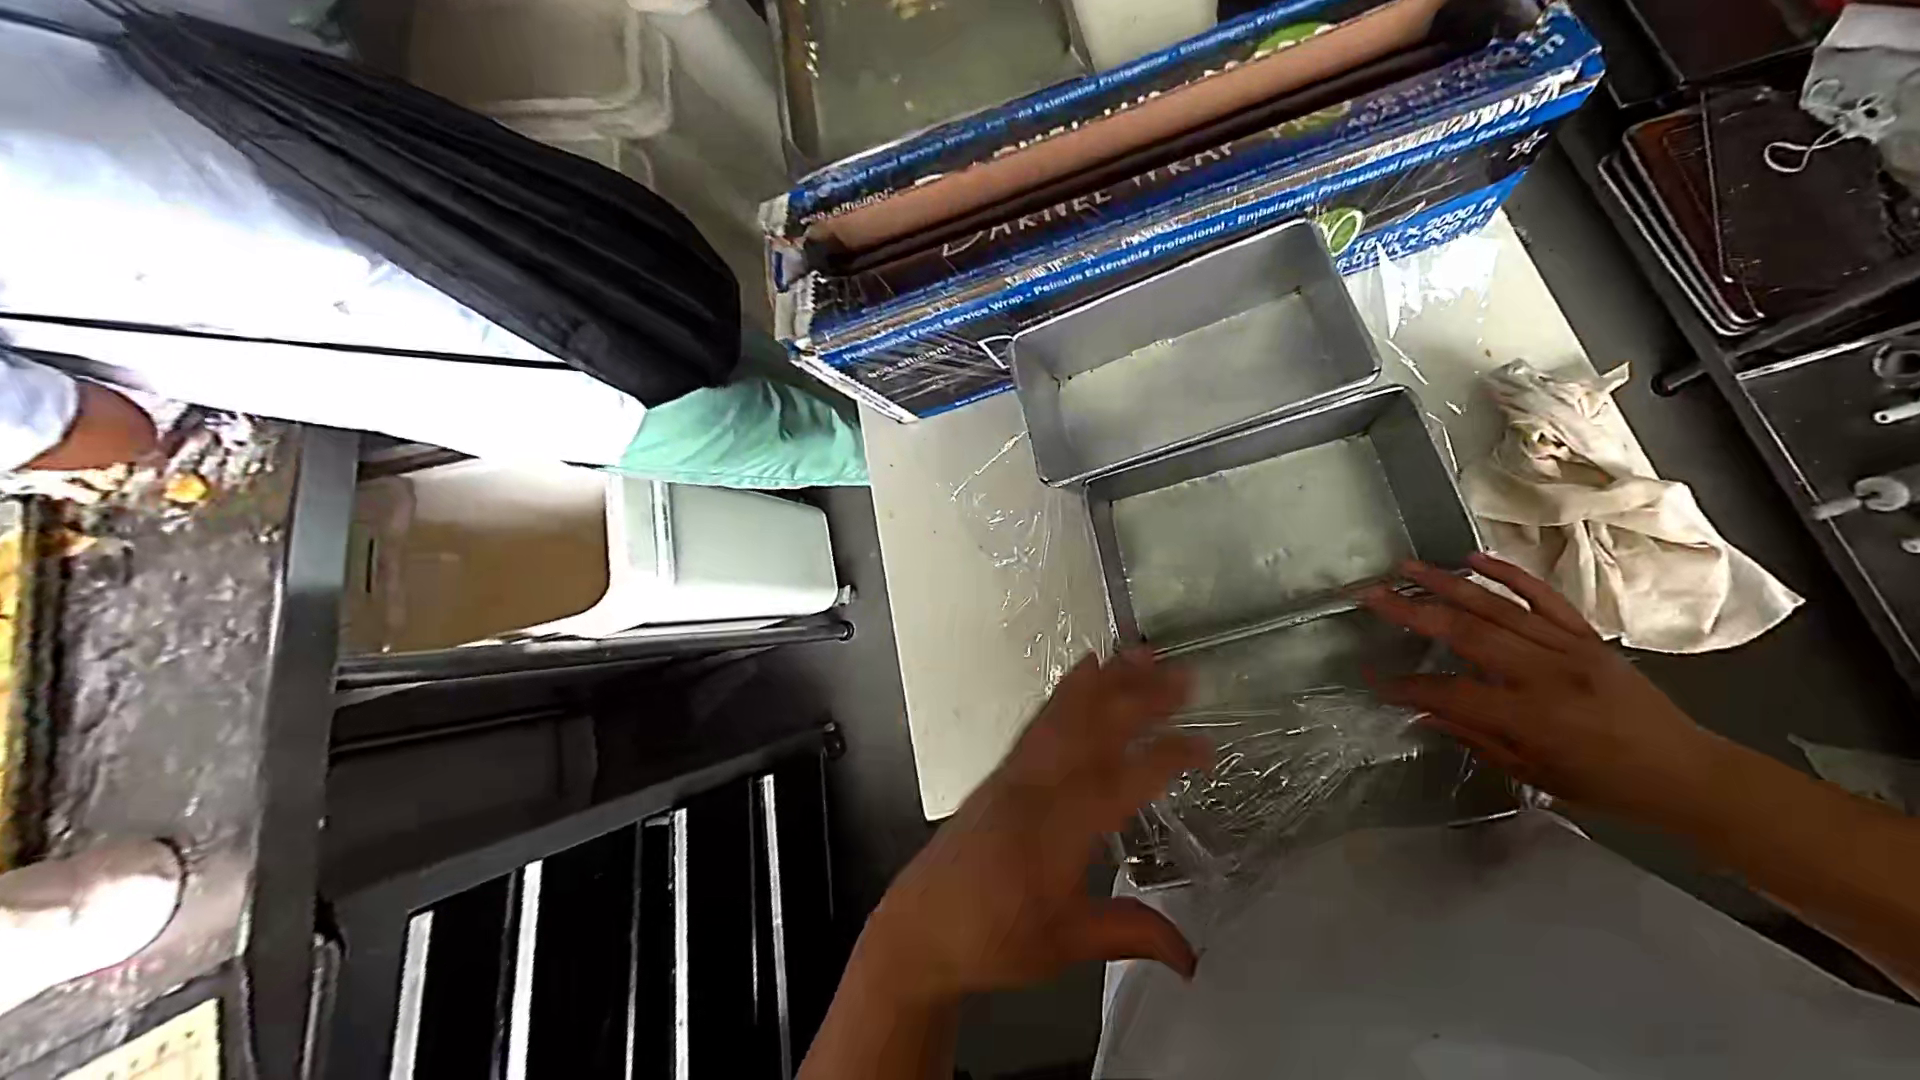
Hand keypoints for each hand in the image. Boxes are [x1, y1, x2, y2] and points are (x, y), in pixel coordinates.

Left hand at [859, 649, 1209, 1002]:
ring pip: (1066, 715)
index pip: (1121, 781)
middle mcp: (1036, 787)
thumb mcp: (1064, 942)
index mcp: (1058, 830)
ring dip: (1105, 681)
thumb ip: (1129, 933)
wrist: (920, 926)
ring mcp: (1016, 772)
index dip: (1166, 759)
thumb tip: (1190, 956)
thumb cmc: (992, 938)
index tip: (1205, 747)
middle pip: (1094, 732)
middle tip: (1182, 675)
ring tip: (1137, 653)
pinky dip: (1065, 692)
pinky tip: (1082, 673)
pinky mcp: (1003, 770)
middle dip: (1140, 699)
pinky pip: (1039, 721)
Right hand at [1359, 554, 1730, 827]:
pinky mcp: (1590, 635)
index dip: (1405, 687)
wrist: (1693, 774)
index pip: (1451, 692)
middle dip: (1411, 612)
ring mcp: (1572, 648)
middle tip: (1371, 595)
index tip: (1371, 679)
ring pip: (1497, 607)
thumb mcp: (1533, 773)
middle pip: (1467, 633)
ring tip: (1407, 567)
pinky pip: (1545, 598)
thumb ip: (1474, 736)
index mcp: (1534, 717)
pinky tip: (1474, 559)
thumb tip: (1421, 711)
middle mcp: (1549, 674)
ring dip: (1446, 584)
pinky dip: (1509, 575)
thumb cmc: (1607, 784)